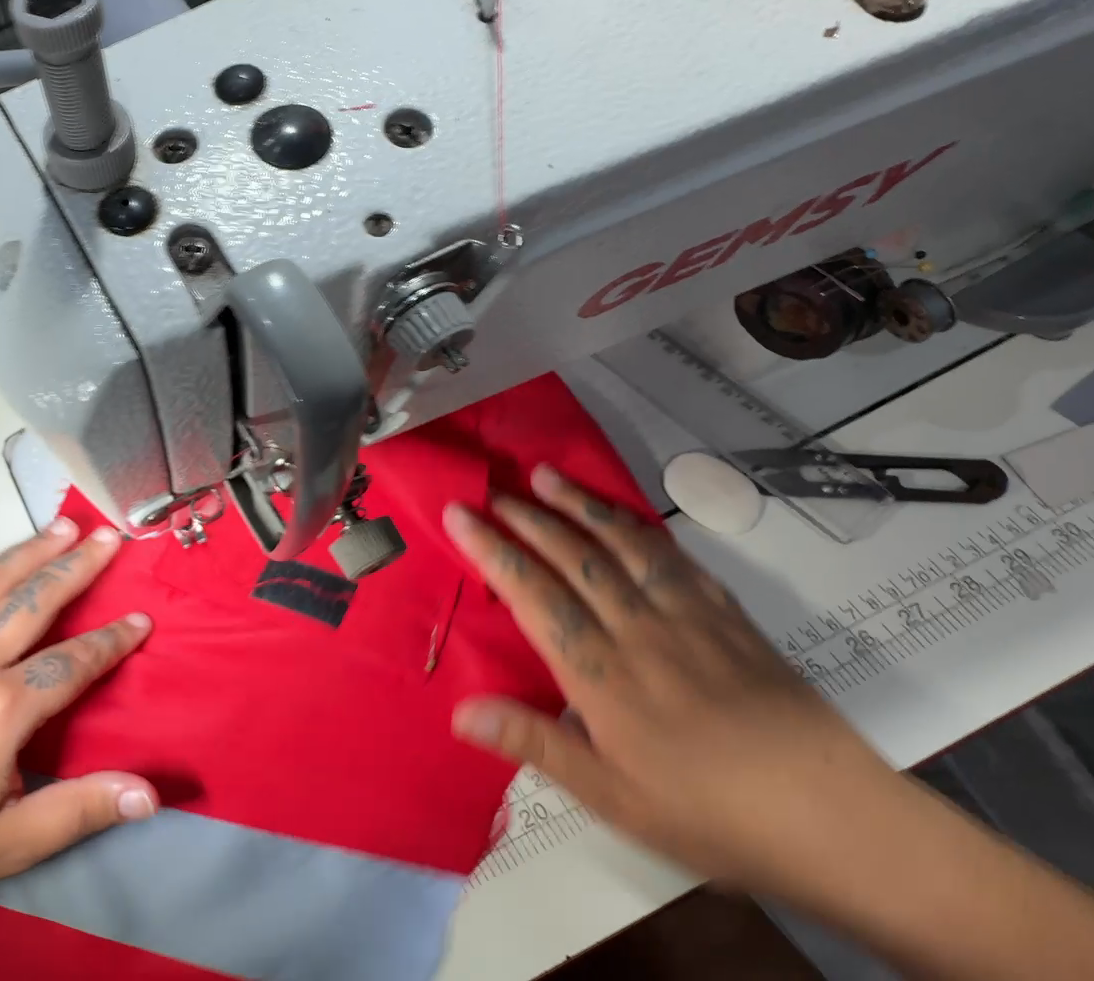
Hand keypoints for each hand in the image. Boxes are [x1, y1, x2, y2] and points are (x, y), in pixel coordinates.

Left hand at [0, 518, 157, 906]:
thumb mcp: (11, 844)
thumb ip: (81, 810)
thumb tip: (149, 795)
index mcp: (1, 709)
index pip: (74, 662)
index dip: (112, 641)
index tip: (141, 620)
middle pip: (34, 602)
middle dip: (77, 567)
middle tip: (108, 538)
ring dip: (24, 552)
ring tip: (58, 527)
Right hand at [441, 464, 897, 898]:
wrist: (835, 818)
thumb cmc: (707, 812)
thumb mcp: (610, 796)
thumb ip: (535, 744)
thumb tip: (459, 711)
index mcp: (602, 675)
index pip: (534, 596)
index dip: (492, 550)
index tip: (459, 514)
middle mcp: (640, 632)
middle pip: (575, 558)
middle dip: (528, 517)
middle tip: (493, 486)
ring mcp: (690, 619)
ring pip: (626, 547)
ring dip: (583, 506)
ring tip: (549, 475)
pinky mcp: (732, 620)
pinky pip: (679, 561)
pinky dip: (645, 531)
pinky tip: (630, 520)